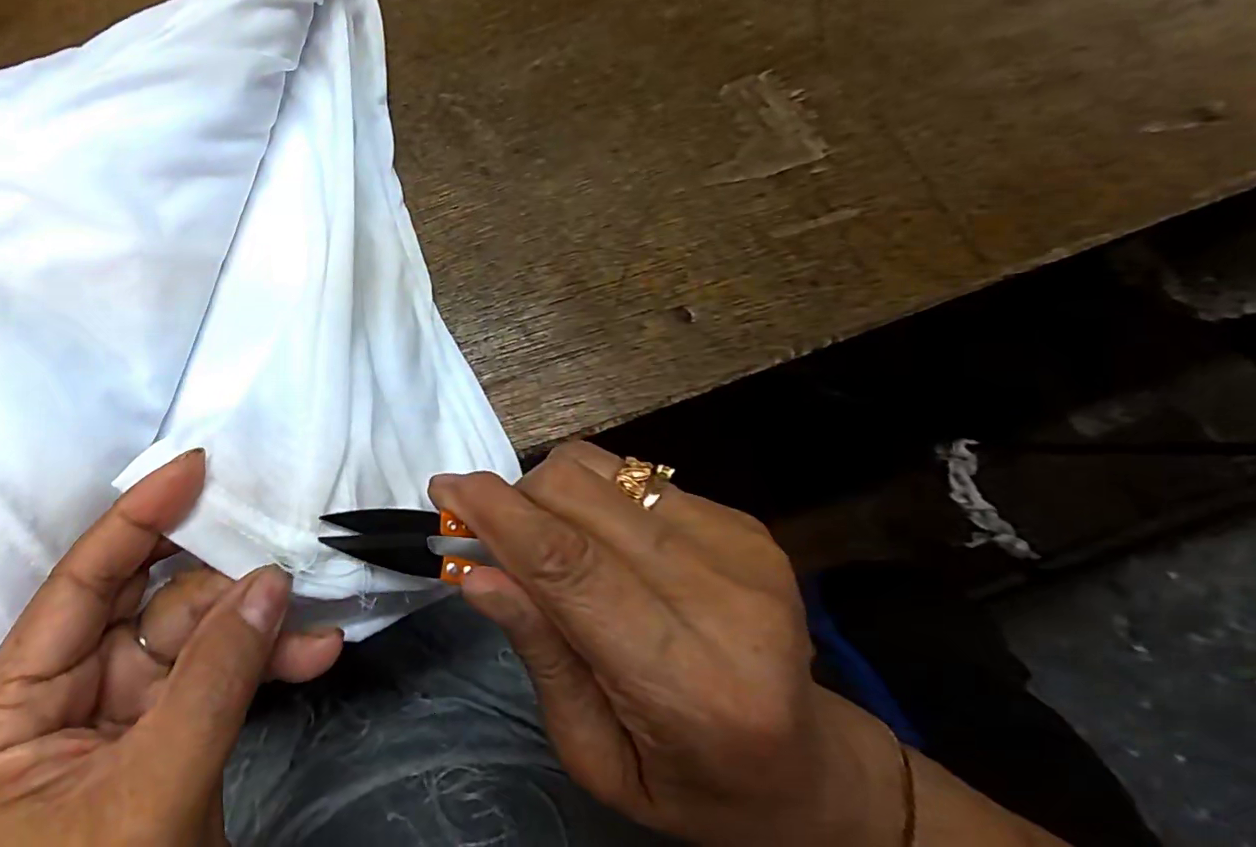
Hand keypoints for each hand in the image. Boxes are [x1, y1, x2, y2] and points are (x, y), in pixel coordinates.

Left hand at [0, 450, 344, 846]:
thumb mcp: (154, 792)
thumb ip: (214, 679)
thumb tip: (271, 581)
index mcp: (5, 712)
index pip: (77, 587)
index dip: (137, 520)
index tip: (193, 467)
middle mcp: (53, 697)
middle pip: (145, 604)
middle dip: (215, 584)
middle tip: (272, 552)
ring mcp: (113, 712)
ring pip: (192, 635)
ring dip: (254, 627)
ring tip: (308, 627)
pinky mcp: (163, 729)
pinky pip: (216, 672)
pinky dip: (262, 661)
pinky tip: (310, 656)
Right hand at [430, 442, 906, 846]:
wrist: (810, 770)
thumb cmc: (690, 784)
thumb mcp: (595, 755)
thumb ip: (540, 654)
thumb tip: (478, 575)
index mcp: (687, 684)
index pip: (572, 569)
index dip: (500, 516)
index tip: (445, 489)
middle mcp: (725, 601)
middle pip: (583, 498)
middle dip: (517, 499)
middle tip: (495, 534)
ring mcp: (743, 550)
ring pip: (604, 470)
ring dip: (553, 492)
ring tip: (553, 540)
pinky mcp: (746, 523)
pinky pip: (635, 475)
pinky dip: (596, 497)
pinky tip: (606, 542)